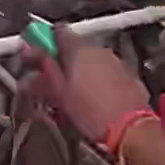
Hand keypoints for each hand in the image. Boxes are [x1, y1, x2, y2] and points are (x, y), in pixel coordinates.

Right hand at [26, 29, 149, 143]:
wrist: (133, 132)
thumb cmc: (92, 112)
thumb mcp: (59, 91)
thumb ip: (44, 66)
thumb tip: (31, 51)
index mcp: (77, 47)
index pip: (56, 31)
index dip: (44, 41)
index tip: (37, 54)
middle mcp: (98, 48)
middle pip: (74, 45)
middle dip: (62, 58)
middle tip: (52, 79)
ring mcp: (116, 61)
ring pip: (91, 58)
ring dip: (80, 69)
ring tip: (74, 92)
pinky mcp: (130, 76)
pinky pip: (107, 70)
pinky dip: (98, 78)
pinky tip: (95, 97)